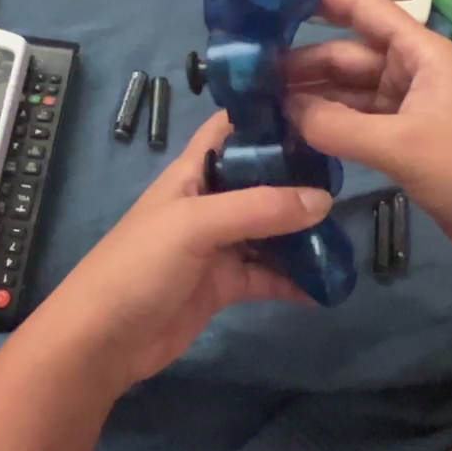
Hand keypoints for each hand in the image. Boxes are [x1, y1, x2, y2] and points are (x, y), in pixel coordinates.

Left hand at [31, 112, 332, 386]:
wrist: (103, 340)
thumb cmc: (140, 266)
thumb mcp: (195, 225)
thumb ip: (258, 209)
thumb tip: (323, 200)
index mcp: (191, 173)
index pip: (230, 129)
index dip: (265, 116)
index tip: (315, 110)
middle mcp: (207, 203)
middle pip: (258, 181)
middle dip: (297, 180)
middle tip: (348, 178)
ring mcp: (216, 246)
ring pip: (268, 231)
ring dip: (301, 233)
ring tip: (345, 233)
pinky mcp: (223, 285)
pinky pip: (266, 275)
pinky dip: (294, 279)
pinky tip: (326, 285)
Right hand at [285, 0, 451, 265]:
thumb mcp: (401, 145)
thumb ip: (338, 127)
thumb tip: (284, 112)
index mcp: (420, 53)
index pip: (365, 10)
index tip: (273, 0)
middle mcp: (410, 72)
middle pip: (347, 56)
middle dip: (303, 63)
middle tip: (250, 75)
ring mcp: (406, 108)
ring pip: (348, 92)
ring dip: (311, 97)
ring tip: (261, 105)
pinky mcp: (402, 140)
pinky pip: (355, 122)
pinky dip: (327, 126)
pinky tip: (293, 133)